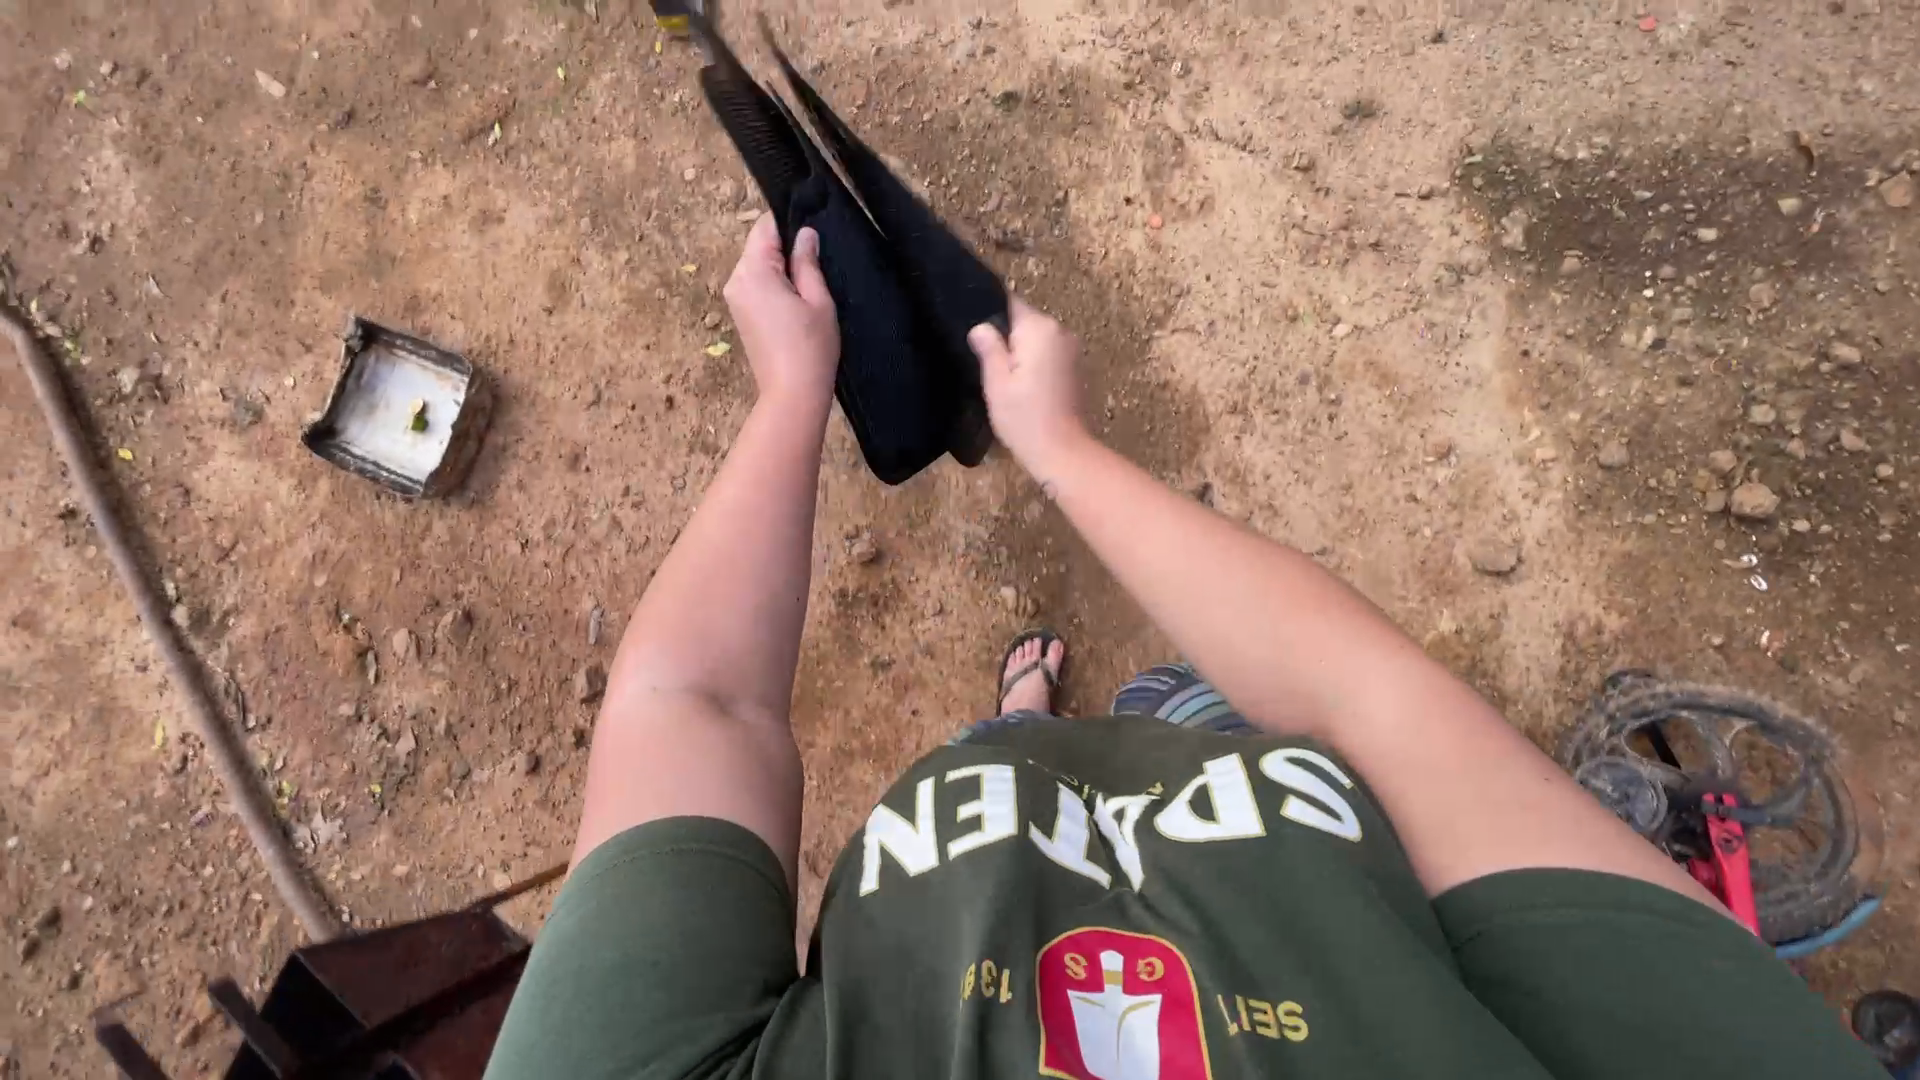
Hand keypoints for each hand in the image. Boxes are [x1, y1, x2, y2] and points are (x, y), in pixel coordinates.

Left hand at [723, 216, 838, 407]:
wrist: (792, 393)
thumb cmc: (811, 348)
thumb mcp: (818, 300)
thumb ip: (808, 262)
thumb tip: (805, 234)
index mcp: (753, 271)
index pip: (765, 226)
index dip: (790, 224)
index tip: (813, 235)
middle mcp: (736, 279)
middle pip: (760, 246)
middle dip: (786, 250)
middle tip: (817, 267)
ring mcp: (735, 298)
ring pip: (758, 266)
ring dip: (781, 270)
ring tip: (808, 290)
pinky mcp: (740, 315)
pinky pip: (756, 286)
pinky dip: (774, 286)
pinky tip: (796, 305)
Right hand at [967, 298, 1089, 472]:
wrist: (1062, 452)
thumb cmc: (1024, 418)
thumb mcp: (997, 383)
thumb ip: (989, 348)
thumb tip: (979, 326)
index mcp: (1039, 328)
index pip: (1009, 302)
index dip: (988, 314)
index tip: (973, 333)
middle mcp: (1060, 330)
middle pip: (1024, 321)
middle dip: (1005, 336)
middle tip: (983, 362)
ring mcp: (1072, 349)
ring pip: (1036, 339)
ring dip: (1020, 352)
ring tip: (1001, 376)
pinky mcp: (1075, 368)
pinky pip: (1048, 354)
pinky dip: (1034, 363)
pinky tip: (1022, 385)